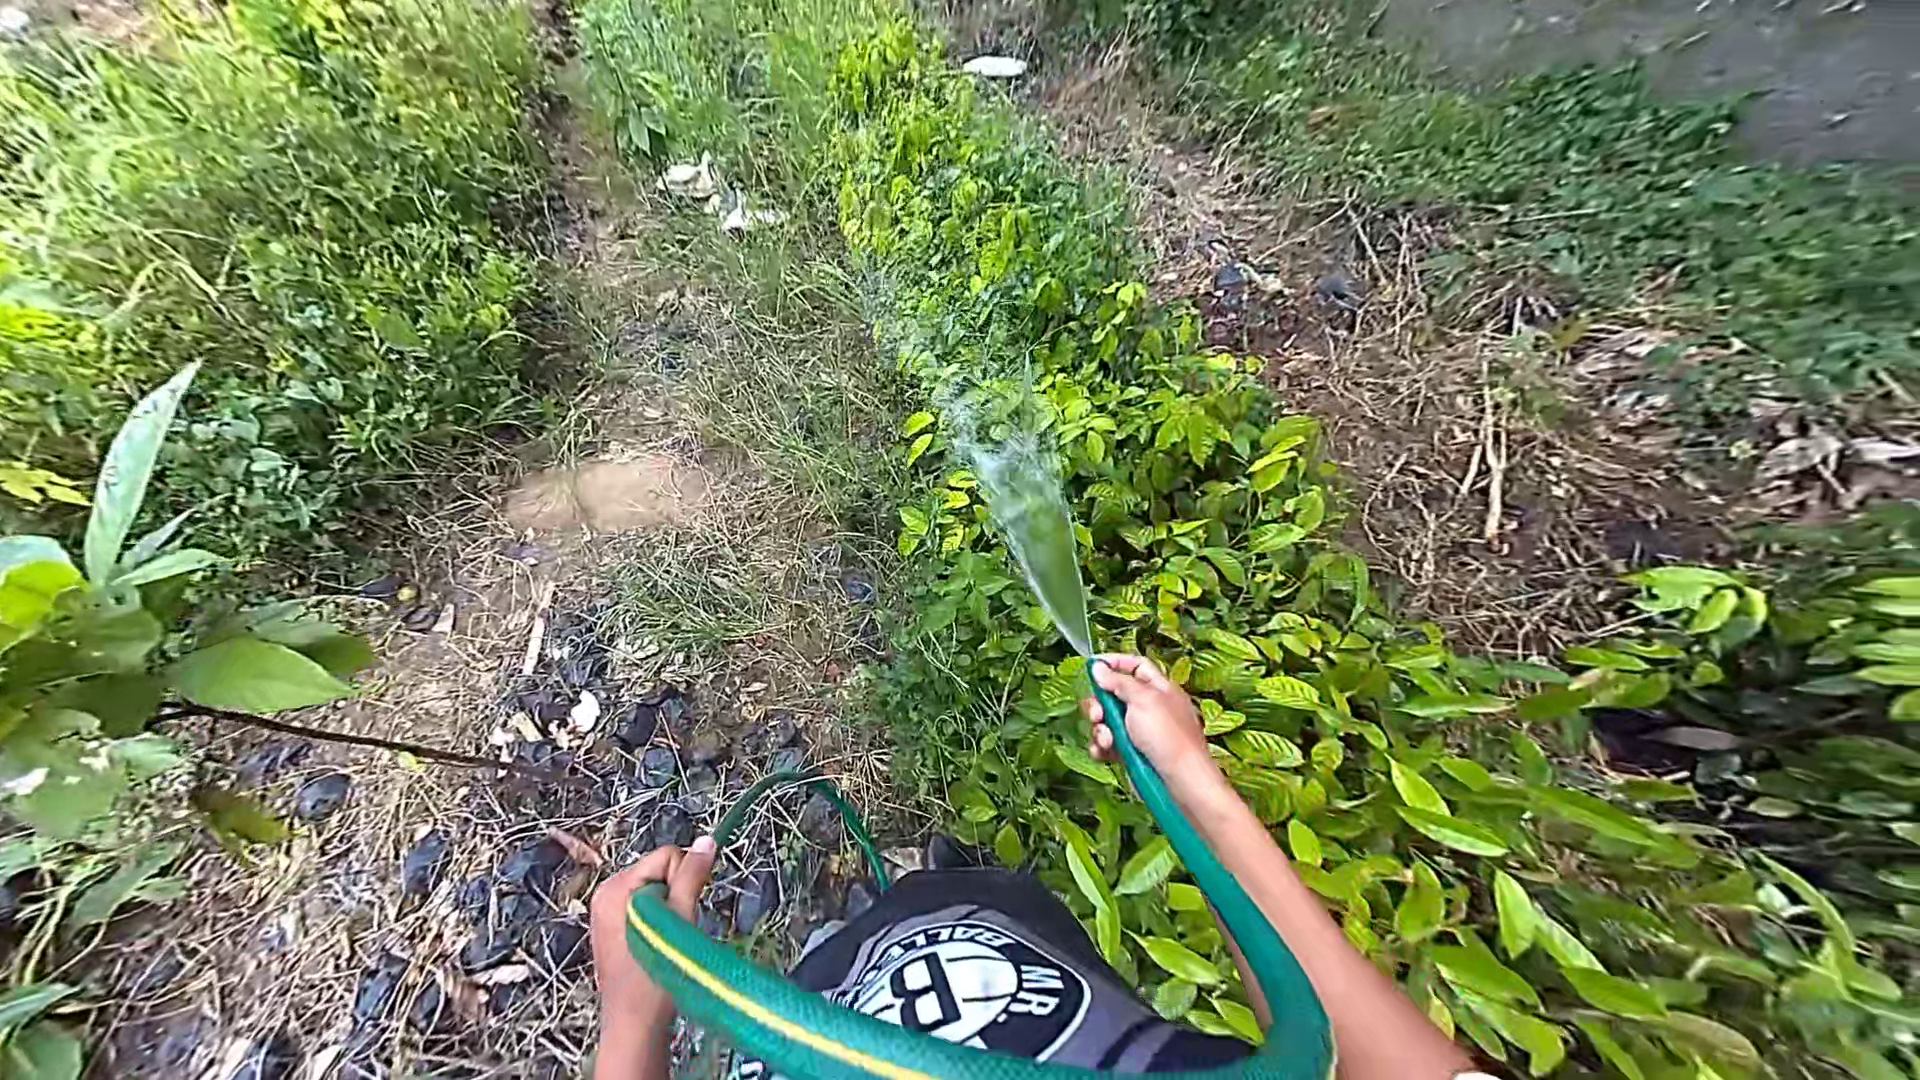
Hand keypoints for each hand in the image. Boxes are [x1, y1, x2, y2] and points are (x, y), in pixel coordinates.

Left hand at [590, 837, 715, 1036]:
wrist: (636, 1027)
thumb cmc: (655, 973)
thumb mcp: (680, 917)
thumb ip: (692, 875)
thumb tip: (706, 840)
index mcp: (615, 887)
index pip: (668, 856)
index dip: (684, 879)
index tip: (680, 911)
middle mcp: (607, 893)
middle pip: (663, 870)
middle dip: (677, 893)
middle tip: (674, 926)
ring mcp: (609, 910)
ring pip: (661, 888)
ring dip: (672, 907)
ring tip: (667, 936)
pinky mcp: (616, 926)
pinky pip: (651, 904)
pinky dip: (662, 918)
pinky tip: (659, 940)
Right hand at [1081, 654, 1225, 802]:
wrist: (1181, 783)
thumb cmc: (1170, 739)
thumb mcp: (1143, 700)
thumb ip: (1118, 681)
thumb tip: (1099, 667)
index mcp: (1160, 689)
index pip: (1136, 666)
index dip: (1115, 663)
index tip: (1094, 666)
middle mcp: (1150, 708)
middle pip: (1115, 694)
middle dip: (1100, 703)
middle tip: (1097, 713)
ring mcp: (1141, 732)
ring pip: (1108, 720)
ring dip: (1100, 728)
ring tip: (1106, 739)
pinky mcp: (1133, 752)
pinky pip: (1109, 743)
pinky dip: (1102, 746)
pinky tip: (1103, 751)